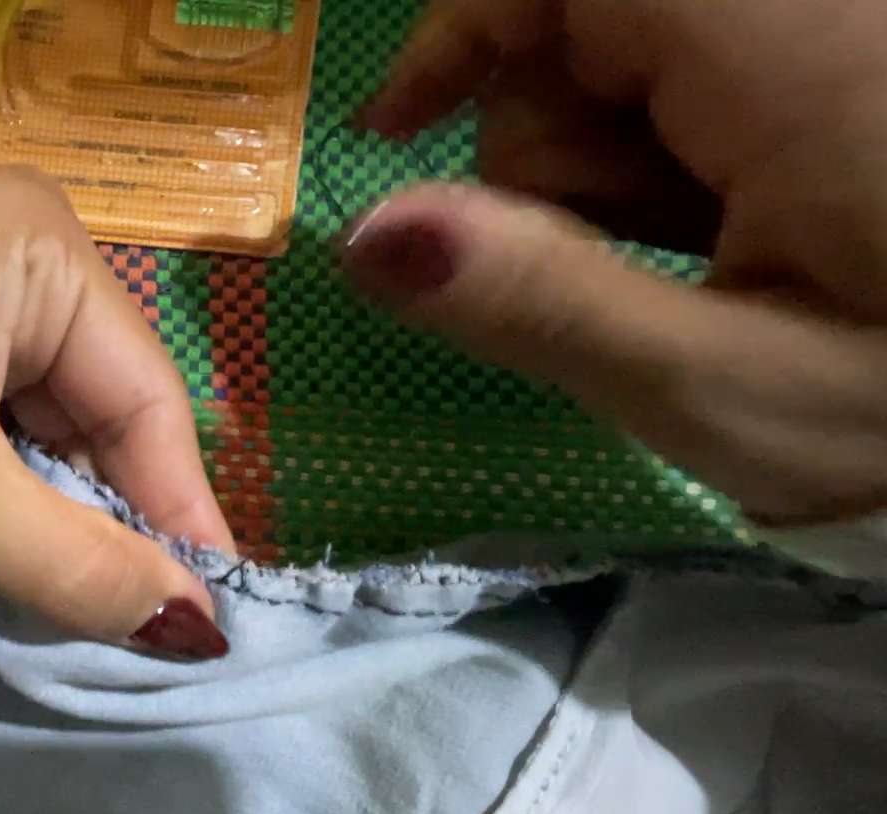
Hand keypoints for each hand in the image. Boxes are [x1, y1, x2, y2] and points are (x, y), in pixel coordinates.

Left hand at [0, 167, 234, 657]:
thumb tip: (189, 630)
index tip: (210, 602)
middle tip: (148, 615)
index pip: (143, 392)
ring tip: (93, 596)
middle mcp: (11, 265)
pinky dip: (15, 503)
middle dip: (117, 516)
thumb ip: (68, 558)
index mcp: (34, 246)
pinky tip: (29, 554)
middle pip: (100, 414)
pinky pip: (0, 440)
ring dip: (65, 517)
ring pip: (50, 434)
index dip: (180, 503)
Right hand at [344, 0, 886, 524]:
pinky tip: (735, 221)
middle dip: (554, 144)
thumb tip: (364, 237)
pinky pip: (716, 77)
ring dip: (620, 161)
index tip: (395, 130)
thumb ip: (535, 303)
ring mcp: (859, 41)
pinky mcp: (857, 70)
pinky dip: (680, 152)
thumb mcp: (710, 387)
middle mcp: (854, 13)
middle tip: (617, 249)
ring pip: (646, 61)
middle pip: (599, 28)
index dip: (463, 31)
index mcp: (828, 57)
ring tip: (698, 248)